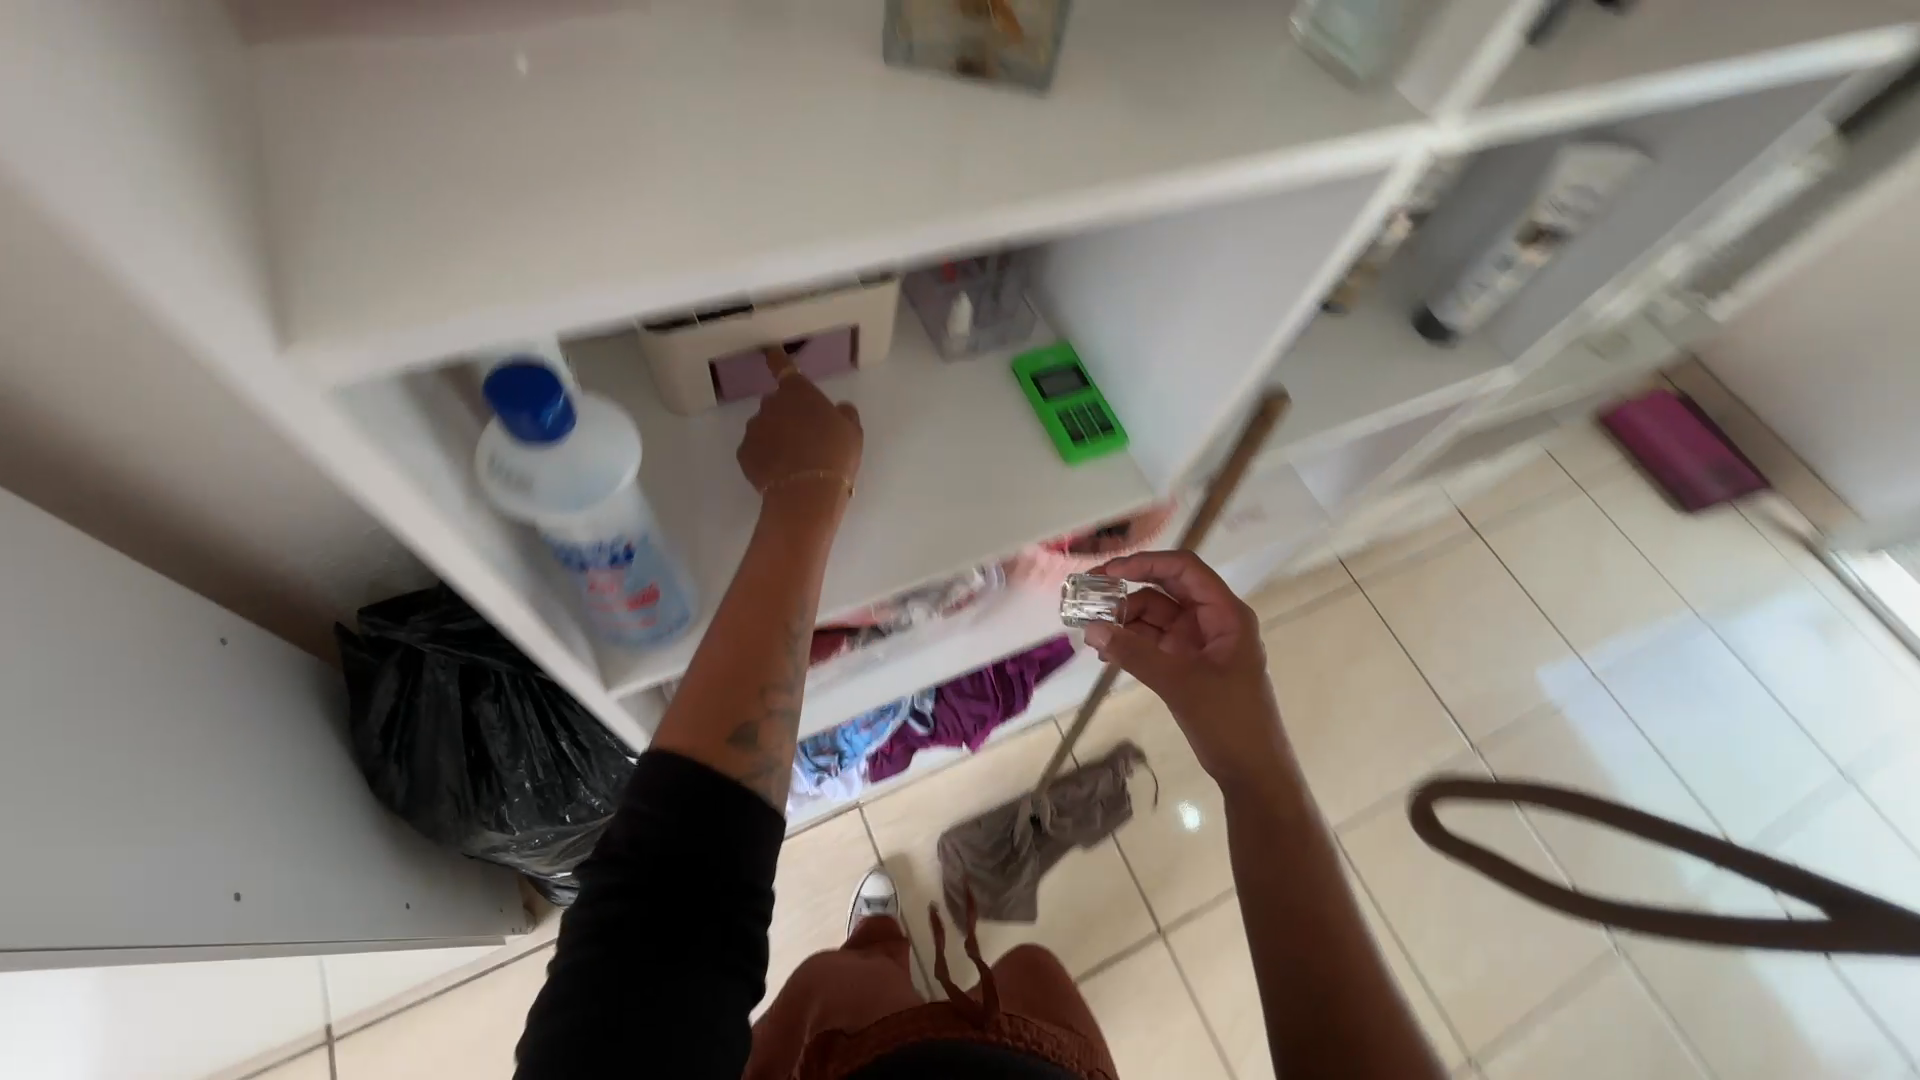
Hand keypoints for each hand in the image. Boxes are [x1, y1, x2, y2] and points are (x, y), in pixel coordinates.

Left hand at [736, 349, 863, 508]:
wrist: (807, 492)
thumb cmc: (835, 455)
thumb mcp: (852, 432)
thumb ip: (845, 414)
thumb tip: (839, 408)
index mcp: (798, 392)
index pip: (783, 366)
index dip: (777, 358)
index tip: (769, 351)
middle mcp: (771, 404)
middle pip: (777, 403)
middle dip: (787, 414)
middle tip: (806, 438)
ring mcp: (754, 429)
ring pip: (765, 428)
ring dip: (776, 437)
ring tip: (794, 462)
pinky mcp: (744, 453)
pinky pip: (756, 450)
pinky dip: (765, 458)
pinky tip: (780, 473)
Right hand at [1082, 550, 1289, 793]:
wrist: (1252, 772)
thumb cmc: (1229, 721)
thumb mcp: (1179, 683)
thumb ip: (1134, 653)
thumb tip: (1091, 629)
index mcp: (1226, 614)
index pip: (1184, 569)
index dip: (1146, 563)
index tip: (1108, 572)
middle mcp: (1212, 621)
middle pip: (1165, 591)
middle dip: (1128, 593)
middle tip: (1089, 599)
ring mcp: (1199, 644)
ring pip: (1155, 618)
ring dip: (1124, 623)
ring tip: (1093, 636)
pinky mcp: (1187, 666)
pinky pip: (1153, 644)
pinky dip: (1130, 645)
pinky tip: (1106, 655)